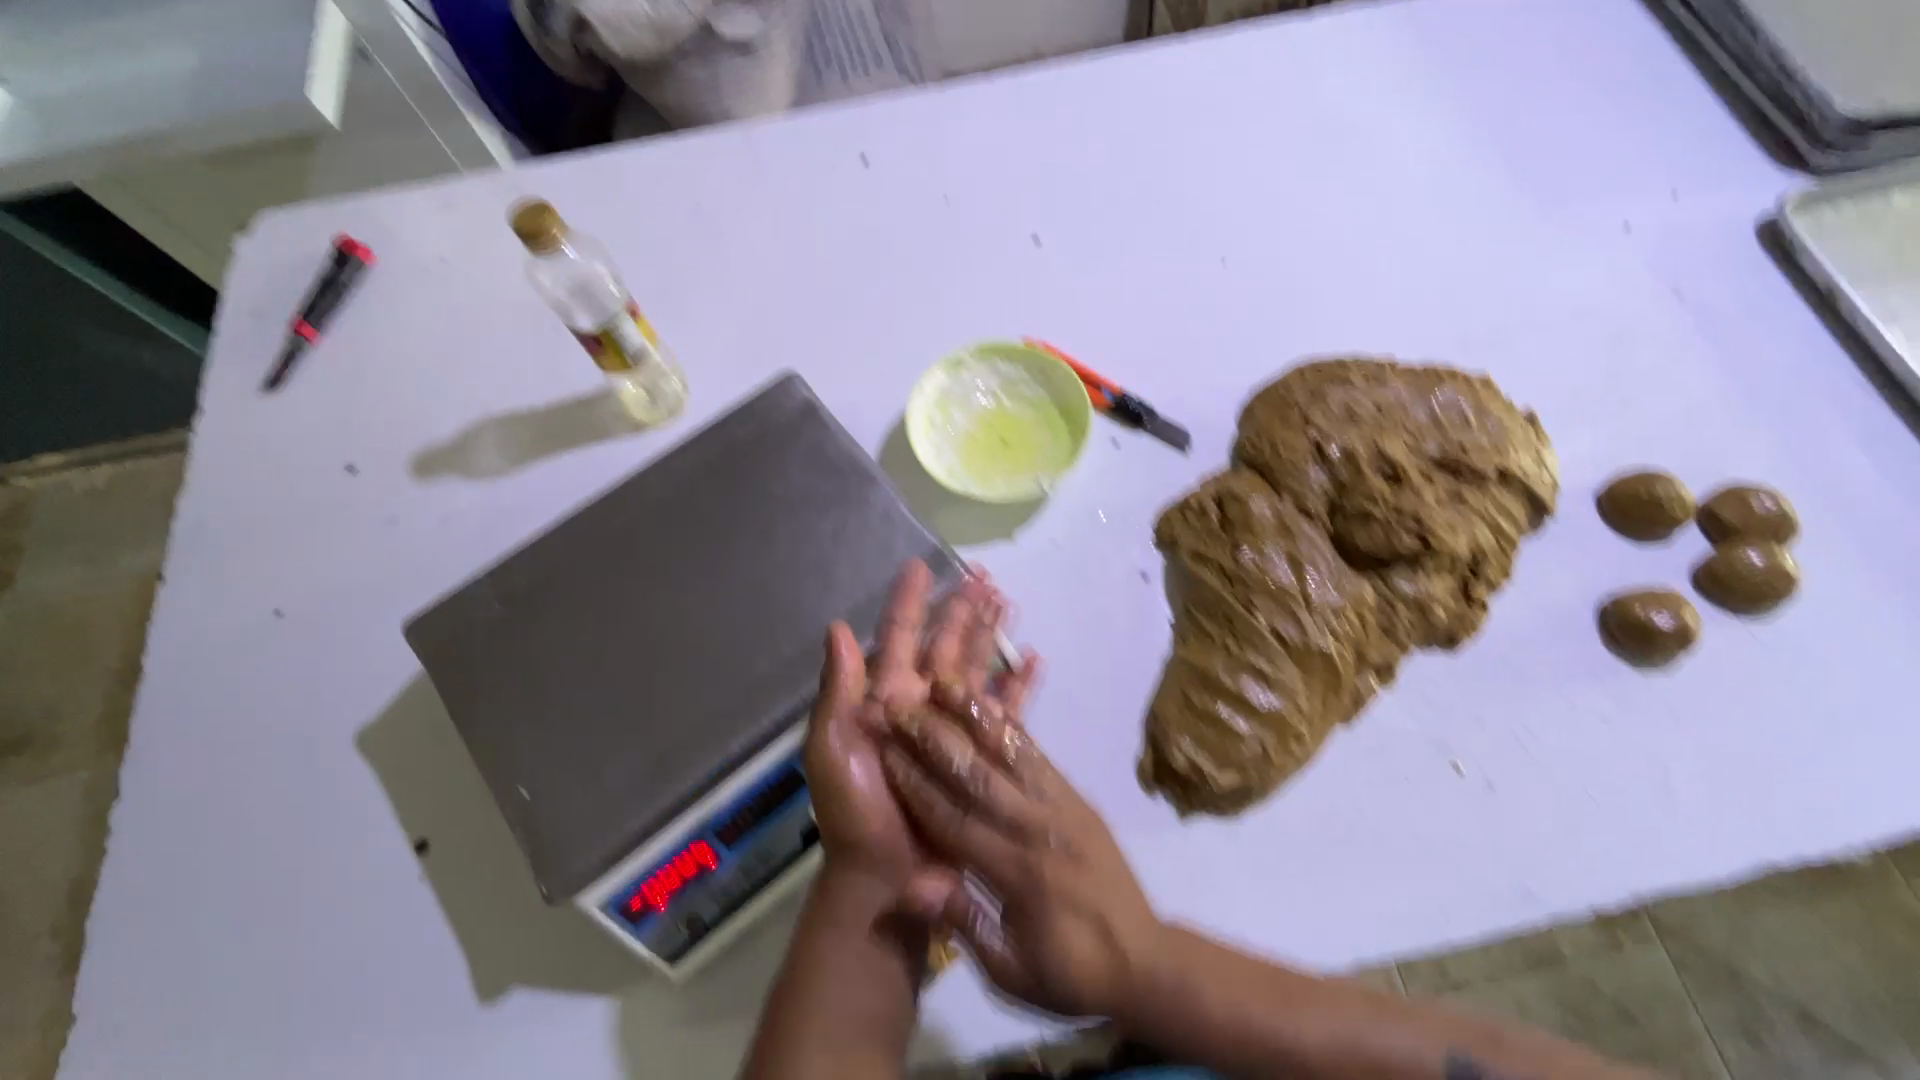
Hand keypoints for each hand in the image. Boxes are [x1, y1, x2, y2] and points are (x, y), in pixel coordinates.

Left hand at [804, 560, 1033, 911]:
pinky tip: (1033, 661)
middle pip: (945, 644)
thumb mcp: (832, 748)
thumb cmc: (855, 812)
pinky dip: (1018, 685)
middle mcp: (918, 704)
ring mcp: (950, 728)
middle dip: (962, 609)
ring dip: (991, 636)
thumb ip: (838, 689)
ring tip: (1010, 602)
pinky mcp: (978, 754)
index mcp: (882, 697)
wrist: (886, 875)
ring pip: (975, 668)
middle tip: (984, 576)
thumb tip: (838, 627)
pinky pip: (1002, 712)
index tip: (920, 565)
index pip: (897, 635)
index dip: (909, 600)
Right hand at [880, 675, 1161, 1019]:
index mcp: (1017, 874)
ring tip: (943, 684)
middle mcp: (1038, 830)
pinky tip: (991, 704)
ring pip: (1012, 753)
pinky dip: (1012, 728)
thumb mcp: (1011, 973)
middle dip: (934, 739)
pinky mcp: (1079, 799)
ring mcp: (1063, 809)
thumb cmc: (1070, 975)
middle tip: (899, 706)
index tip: (882, 752)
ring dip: (975, 717)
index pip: (953, 820)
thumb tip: (913, 883)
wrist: (1146, 963)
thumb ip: (964, 924)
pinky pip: (1041, 757)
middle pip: (977, 775)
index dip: (913, 785)